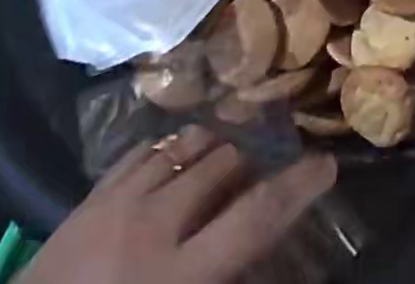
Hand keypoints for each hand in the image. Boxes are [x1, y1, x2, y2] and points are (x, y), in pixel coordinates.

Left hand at [18, 126, 336, 283]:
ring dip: (213, 150)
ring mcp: (115, 206)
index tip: (326, 164)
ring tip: (219, 164)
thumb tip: (262, 243)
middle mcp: (151, 229)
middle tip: (257, 175)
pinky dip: (170, 149)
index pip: (254, 218)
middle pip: (225, 163)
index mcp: (177, 277)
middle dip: (249, 164)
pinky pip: (145, 150)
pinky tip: (175, 164)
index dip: (297, 187)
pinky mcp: (88, 198)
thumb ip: (227, 276)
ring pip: (187, 144)